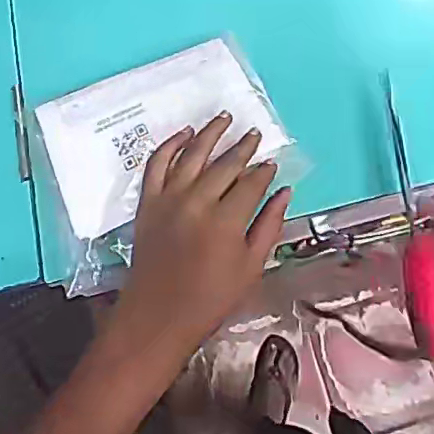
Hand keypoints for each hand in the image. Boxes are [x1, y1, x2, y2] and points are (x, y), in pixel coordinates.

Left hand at [116, 113, 292, 348]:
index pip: (251, 183)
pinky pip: (157, 164)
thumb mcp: (251, 268)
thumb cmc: (210, 299)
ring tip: (224, 118)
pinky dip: (170, 145)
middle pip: (224, 165)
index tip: (272, 164)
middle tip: (254, 134)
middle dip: (243, 147)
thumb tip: (285, 192)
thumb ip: (269, 226)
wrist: (158, 315)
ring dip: (209, 134)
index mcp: (226, 221)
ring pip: (191, 155)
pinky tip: (184, 135)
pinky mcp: (147, 202)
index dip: (264, 171)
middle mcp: (197, 202)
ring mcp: (168, 199)